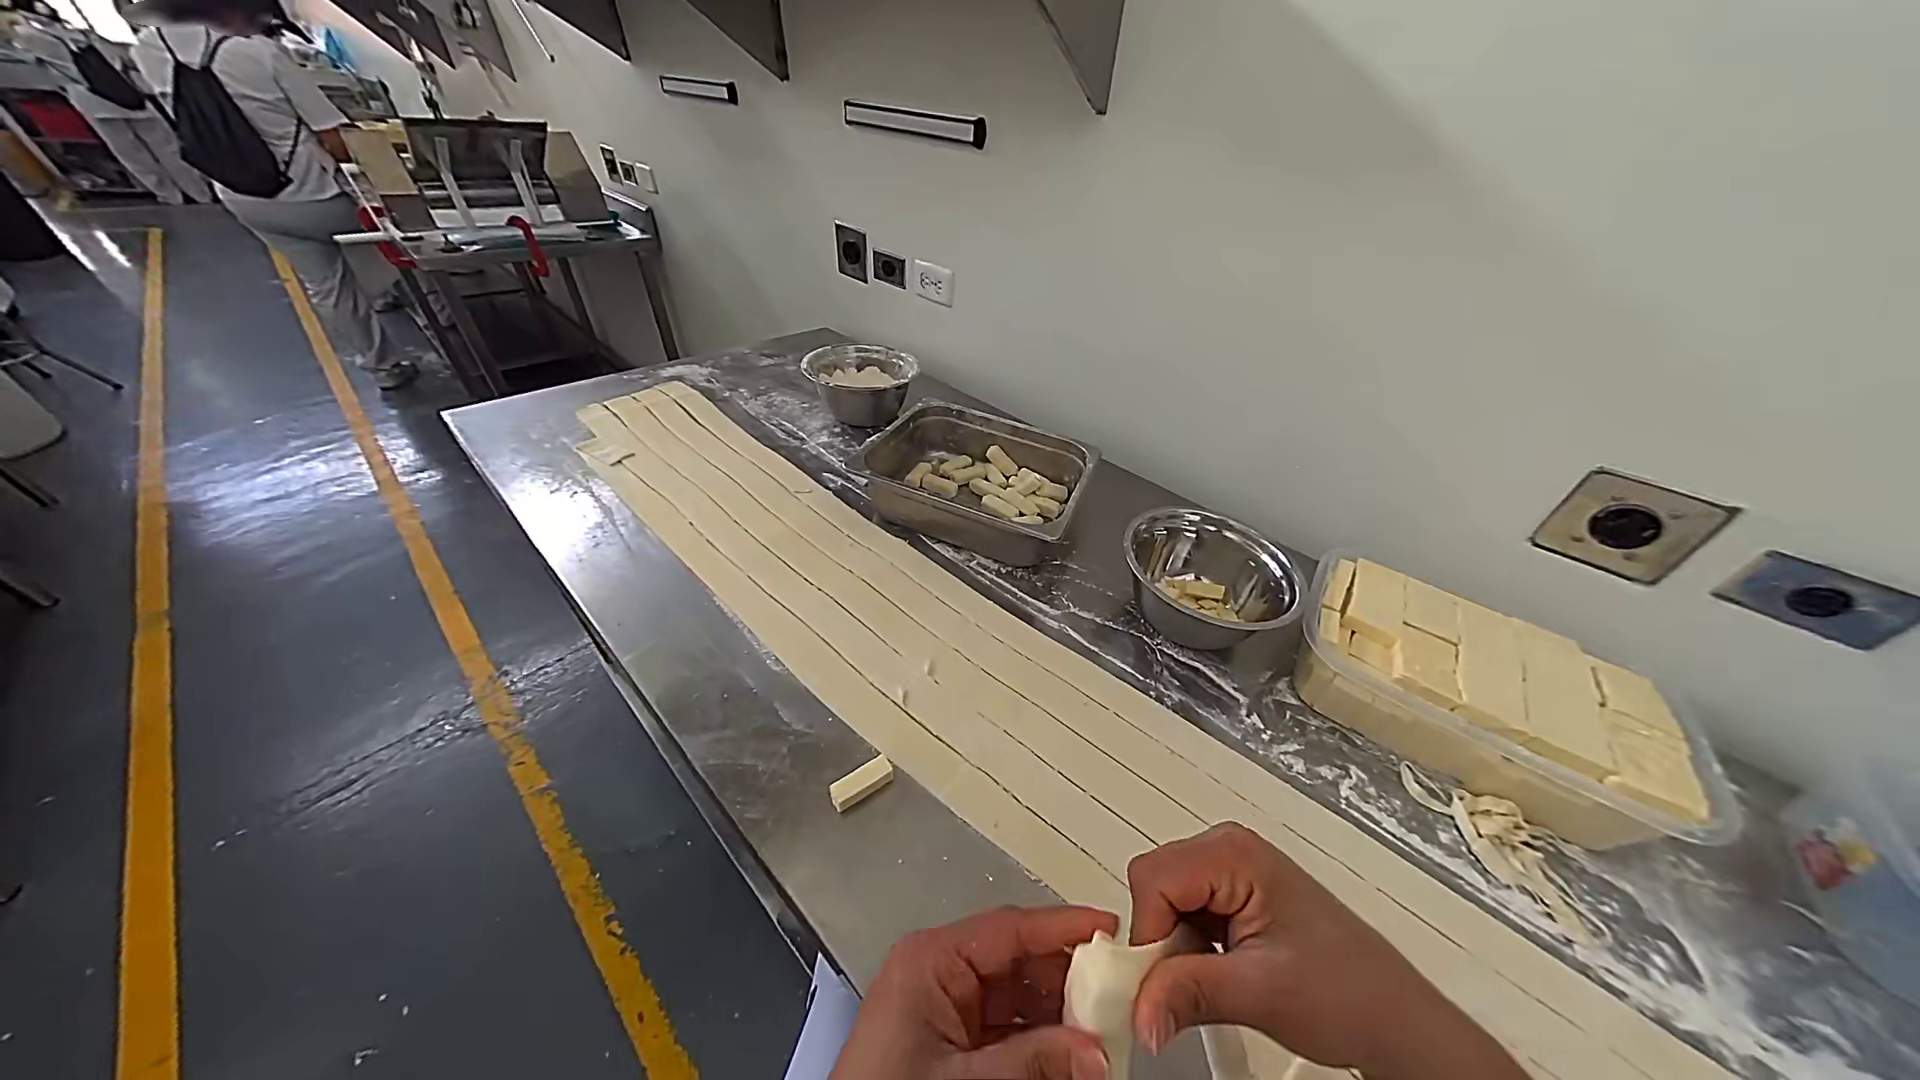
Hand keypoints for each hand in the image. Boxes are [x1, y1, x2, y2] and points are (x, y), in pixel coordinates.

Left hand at [830, 906, 1116, 1079]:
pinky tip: (1066, 1054)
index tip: (1106, 928)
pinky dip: (1037, 1038)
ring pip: (1015, 992)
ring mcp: (943, 1002)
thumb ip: (1032, 1061)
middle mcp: (937, 969)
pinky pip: (1004, 1022)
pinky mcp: (949, 1034)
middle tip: (1114, 995)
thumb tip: (1092, 1050)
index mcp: (931, 959)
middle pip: (1017, 957)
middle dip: (1066, 978)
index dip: (1062, 925)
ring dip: (1056, 1013)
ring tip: (1098, 1031)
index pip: (1009, 927)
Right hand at [1128, 823, 1525, 1078]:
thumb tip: (1139, 1008)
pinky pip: (1179, 908)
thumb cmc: (1353, 993)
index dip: (1148, 934)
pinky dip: (1185, 945)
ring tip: (1211, 978)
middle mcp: (1228, 849)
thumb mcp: (1260, 995)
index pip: (1154, 878)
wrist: (1395, 1018)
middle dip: (1158, 938)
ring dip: (1172, 945)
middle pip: (1152, 882)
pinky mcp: (1229, 890)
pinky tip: (1214, 968)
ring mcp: (1229, 868)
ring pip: (1161, 897)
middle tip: (1177, 985)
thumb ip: (1188, 994)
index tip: (1151, 983)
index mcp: (1235, 854)